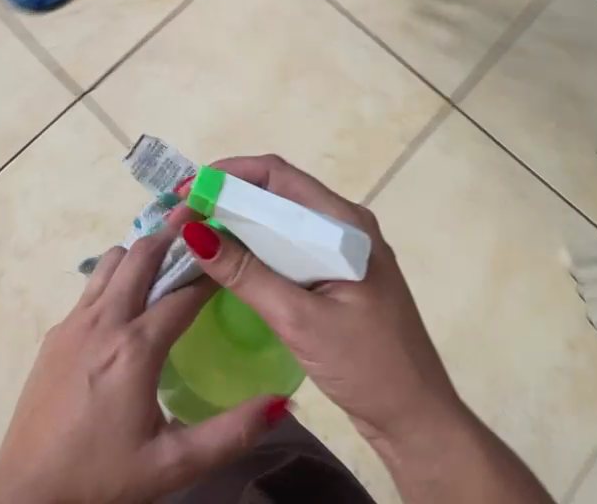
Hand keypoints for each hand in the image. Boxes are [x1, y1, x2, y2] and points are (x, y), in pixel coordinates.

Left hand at [0, 210, 292, 503]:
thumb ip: (231, 433)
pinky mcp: (55, 333)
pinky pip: (91, 287)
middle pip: (142, 254)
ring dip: (140, 253)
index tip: (234, 248)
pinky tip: (129, 304)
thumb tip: (283, 403)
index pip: (184, 292)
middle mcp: (104, 321)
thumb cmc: (103, 478)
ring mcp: (74, 323)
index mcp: (136, 347)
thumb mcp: (174, 465)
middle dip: (173, 234)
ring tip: (167, 260)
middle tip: (200, 218)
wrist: (27, 493)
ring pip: (112, 262)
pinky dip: (116, 278)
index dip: (213, 270)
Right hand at [176, 156, 462, 447]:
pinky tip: (225, 262)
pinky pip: (286, 247)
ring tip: (192, 234)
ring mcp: (339, 252)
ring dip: (235, 223)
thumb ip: (246, 275)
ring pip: (278, 221)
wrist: (417, 420)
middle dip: (225, 198)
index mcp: (344, 225)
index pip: (277, 176)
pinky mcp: (333, 276)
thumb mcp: (299, 319)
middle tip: (179, 215)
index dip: (227, 176)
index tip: (186, 192)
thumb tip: (192, 232)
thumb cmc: (367, 366)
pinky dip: (252, 248)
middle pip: (275, 193)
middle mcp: (343, 227)